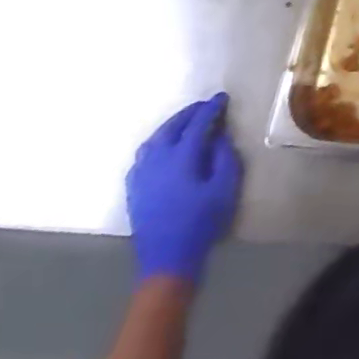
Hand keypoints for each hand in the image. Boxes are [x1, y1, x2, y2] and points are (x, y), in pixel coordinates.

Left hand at [126, 93, 242, 283]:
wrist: (167, 259)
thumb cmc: (201, 224)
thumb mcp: (224, 190)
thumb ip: (224, 158)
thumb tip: (218, 136)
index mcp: (181, 156)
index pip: (197, 123)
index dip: (211, 109)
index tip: (222, 98)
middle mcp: (156, 157)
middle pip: (173, 126)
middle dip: (190, 113)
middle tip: (206, 106)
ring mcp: (141, 172)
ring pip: (155, 138)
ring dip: (172, 125)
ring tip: (186, 122)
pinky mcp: (134, 186)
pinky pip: (144, 154)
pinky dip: (158, 142)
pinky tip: (163, 148)